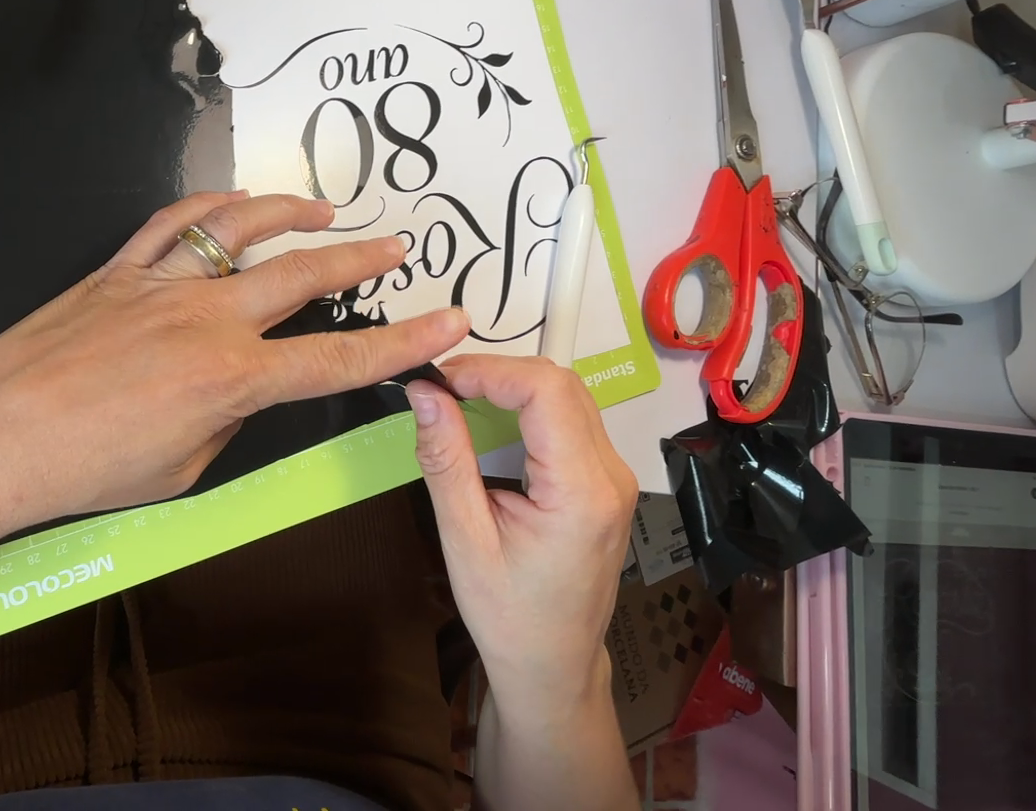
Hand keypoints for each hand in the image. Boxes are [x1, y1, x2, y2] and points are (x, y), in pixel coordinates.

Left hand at [0, 191, 470, 535]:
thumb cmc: (84, 473)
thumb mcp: (180, 469)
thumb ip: (224, 420)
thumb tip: (239, 389)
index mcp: (230, 381)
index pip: (336, 360)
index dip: (401, 345)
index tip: (448, 323)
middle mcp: (205, 319)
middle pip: (301, 276)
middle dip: (359, 262)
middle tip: (395, 251)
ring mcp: (160, 284)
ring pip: (240, 230)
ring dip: (290, 214)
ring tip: (326, 210)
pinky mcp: (118, 270)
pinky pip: (174, 223)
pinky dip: (212, 207)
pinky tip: (235, 203)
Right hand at [405, 356, 636, 703]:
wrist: (553, 664)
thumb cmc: (506, 612)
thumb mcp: (464, 537)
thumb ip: (445, 459)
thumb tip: (422, 392)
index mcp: (582, 491)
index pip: (546, 391)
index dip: (488, 371)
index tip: (437, 382)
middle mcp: (611, 475)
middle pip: (560, 384)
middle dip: (495, 372)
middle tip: (440, 388)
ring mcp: (613, 476)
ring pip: (566, 395)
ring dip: (509, 384)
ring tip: (456, 398)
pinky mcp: (603, 480)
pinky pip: (567, 418)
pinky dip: (523, 404)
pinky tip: (487, 418)